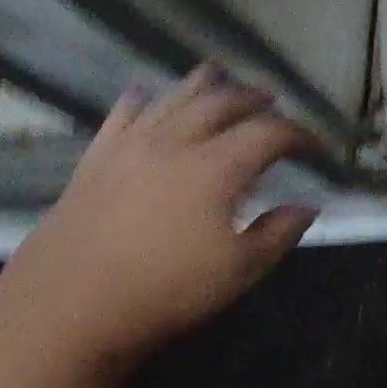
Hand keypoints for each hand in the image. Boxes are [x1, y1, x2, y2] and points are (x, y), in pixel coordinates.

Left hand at [0, 64, 321, 363]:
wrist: (66, 311)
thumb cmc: (167, 291)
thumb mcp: (242, 269)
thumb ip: (280, 232)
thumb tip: (306, 207)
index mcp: (216, 168)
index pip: (270, 133)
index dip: (302, 136)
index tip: (320, 149)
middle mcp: (173, 144)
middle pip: (221, 103)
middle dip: (254, 100)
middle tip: (276, 104)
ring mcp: (127, 149)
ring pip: (171, 100)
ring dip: (202, 86)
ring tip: (220, 76)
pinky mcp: (93, 163)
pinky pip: (120, 117)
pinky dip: (140, 100)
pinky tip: (144, 95)